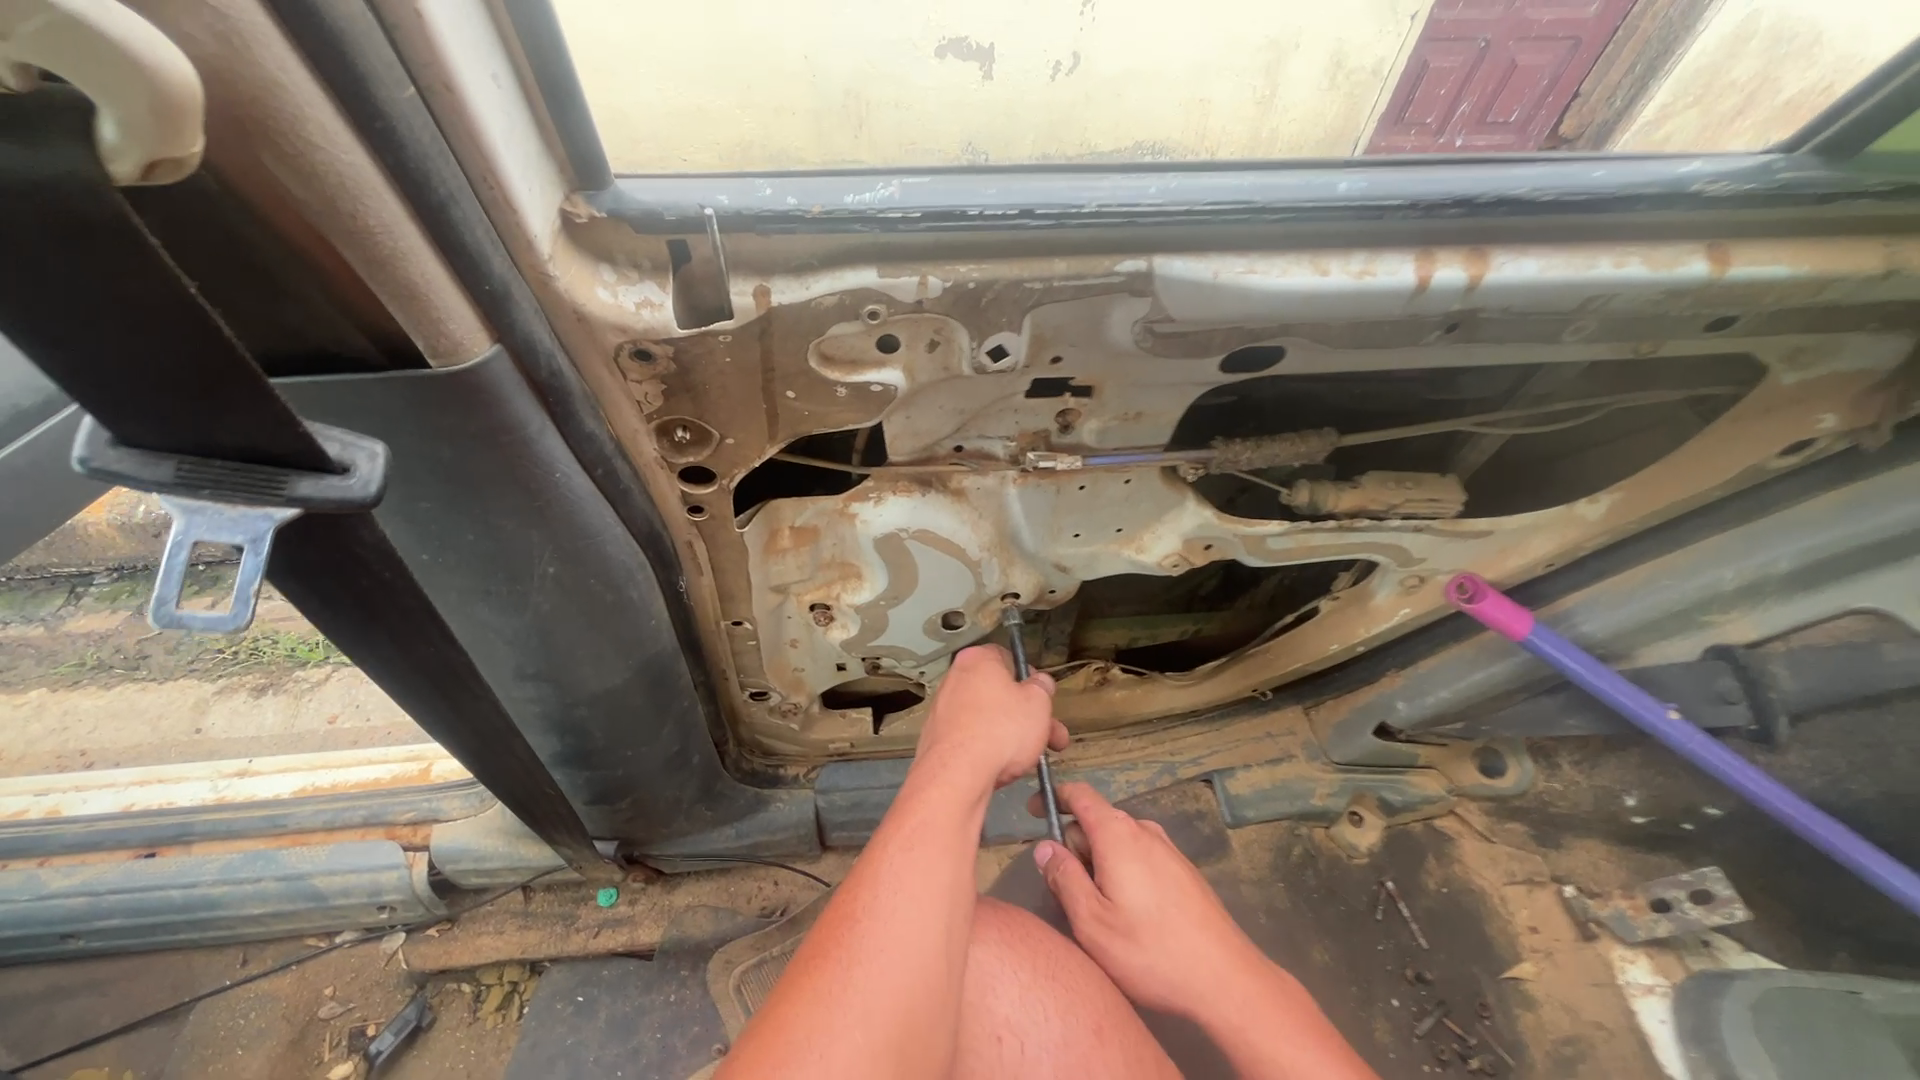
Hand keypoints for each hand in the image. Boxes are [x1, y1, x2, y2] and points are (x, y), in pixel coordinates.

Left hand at [913, 645, 1067, 794]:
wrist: (957, 776)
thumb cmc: (998, 732)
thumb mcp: (1038, 703)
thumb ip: (1042, 688)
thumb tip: (1040, 683)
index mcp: (977, 660)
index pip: (1008, 658)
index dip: (1031, 679)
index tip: (1043, 696)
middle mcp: (955, 680)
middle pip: (999, 693)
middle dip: (1028, 715)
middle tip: (1049, 732)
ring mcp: (943, 710)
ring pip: (988, 717)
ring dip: (1012, 734)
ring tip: (1033, 756)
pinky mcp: (939, 738)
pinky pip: (972, 737)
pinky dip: (988, 747)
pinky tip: (1004, 764)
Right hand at [1033, 783, 1273, 1018]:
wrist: (1226, 980)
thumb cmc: (1150, 950)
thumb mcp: (1091, 921)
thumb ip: (1063, 877)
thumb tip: (1045, 847)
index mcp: (1118, 834)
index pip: (1079, 794)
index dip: (1053, 798)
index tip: (1033, 813)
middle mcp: (1145, 831)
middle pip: (1097, 822)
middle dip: (1075, 849)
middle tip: (1068, 896)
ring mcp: (1169, 851)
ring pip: (1118, 844)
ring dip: (1099, 867)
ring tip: (1100, 917)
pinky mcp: (1184, 873)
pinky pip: (1140, 859)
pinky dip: (1123, 875)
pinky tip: (1130, 920)